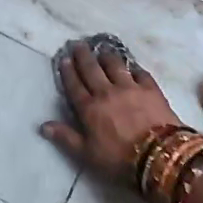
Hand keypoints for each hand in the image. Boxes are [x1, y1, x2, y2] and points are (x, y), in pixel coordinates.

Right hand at [40, 41, 182, 182]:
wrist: (159, 154)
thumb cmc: (119, 157)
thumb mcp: (87, 153)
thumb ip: (66, 137)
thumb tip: (43, 126)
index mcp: (89, 108)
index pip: (74, 85)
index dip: (68, 71)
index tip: (64, 59)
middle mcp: (106, 92)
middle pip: (91, 69)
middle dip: (83, 56)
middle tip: (78, 45)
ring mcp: (130, 88)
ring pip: (115, 65)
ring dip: (106, 56)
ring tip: (102, 50)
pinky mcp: (151, 89)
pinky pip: (140, 72)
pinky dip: (133, 67)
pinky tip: (131, 65)